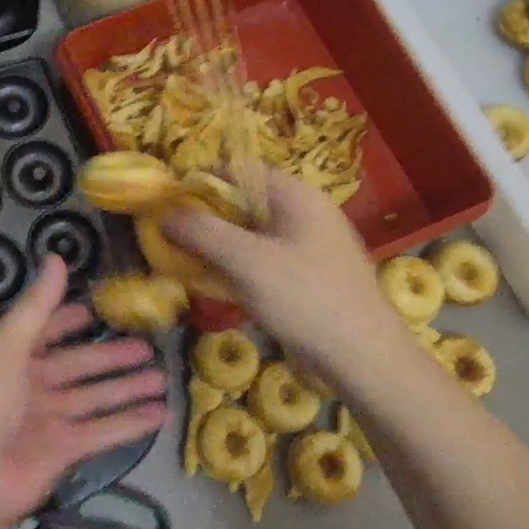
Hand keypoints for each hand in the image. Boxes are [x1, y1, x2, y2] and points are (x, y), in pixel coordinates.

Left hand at [0, 256, 168, 528]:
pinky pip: (103, 431)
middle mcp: (29, 386)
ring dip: (126, 388)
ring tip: (164, 378)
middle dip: (110, 356)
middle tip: (150, 345)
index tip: (102, 308)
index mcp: (8, 357)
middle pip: (77, 366)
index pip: (43, 331)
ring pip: (94, 398)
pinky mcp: (64, 452)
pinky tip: (160, 413)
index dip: (68, 319)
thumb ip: (35, 306)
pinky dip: (130, 422)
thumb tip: (56, 257)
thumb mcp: (5, 348)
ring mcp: (47, 420)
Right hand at [164, 171, 410, 376]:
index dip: (199, 184)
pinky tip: (217, 287)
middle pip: (242, 202)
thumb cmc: (306, 299)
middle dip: (204, 219)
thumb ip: (203, 232)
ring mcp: (308, 244)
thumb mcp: (247, 262)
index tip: (166, 208)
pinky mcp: (307, 274)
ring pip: (250, 234)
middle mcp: (304, 212)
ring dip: (217, 246)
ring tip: (186, 265)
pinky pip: (262, 259)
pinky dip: (237, 267)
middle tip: (169, 241)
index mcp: (296, 195)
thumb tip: (164, 212)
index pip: (238, 171)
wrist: (364, 358)